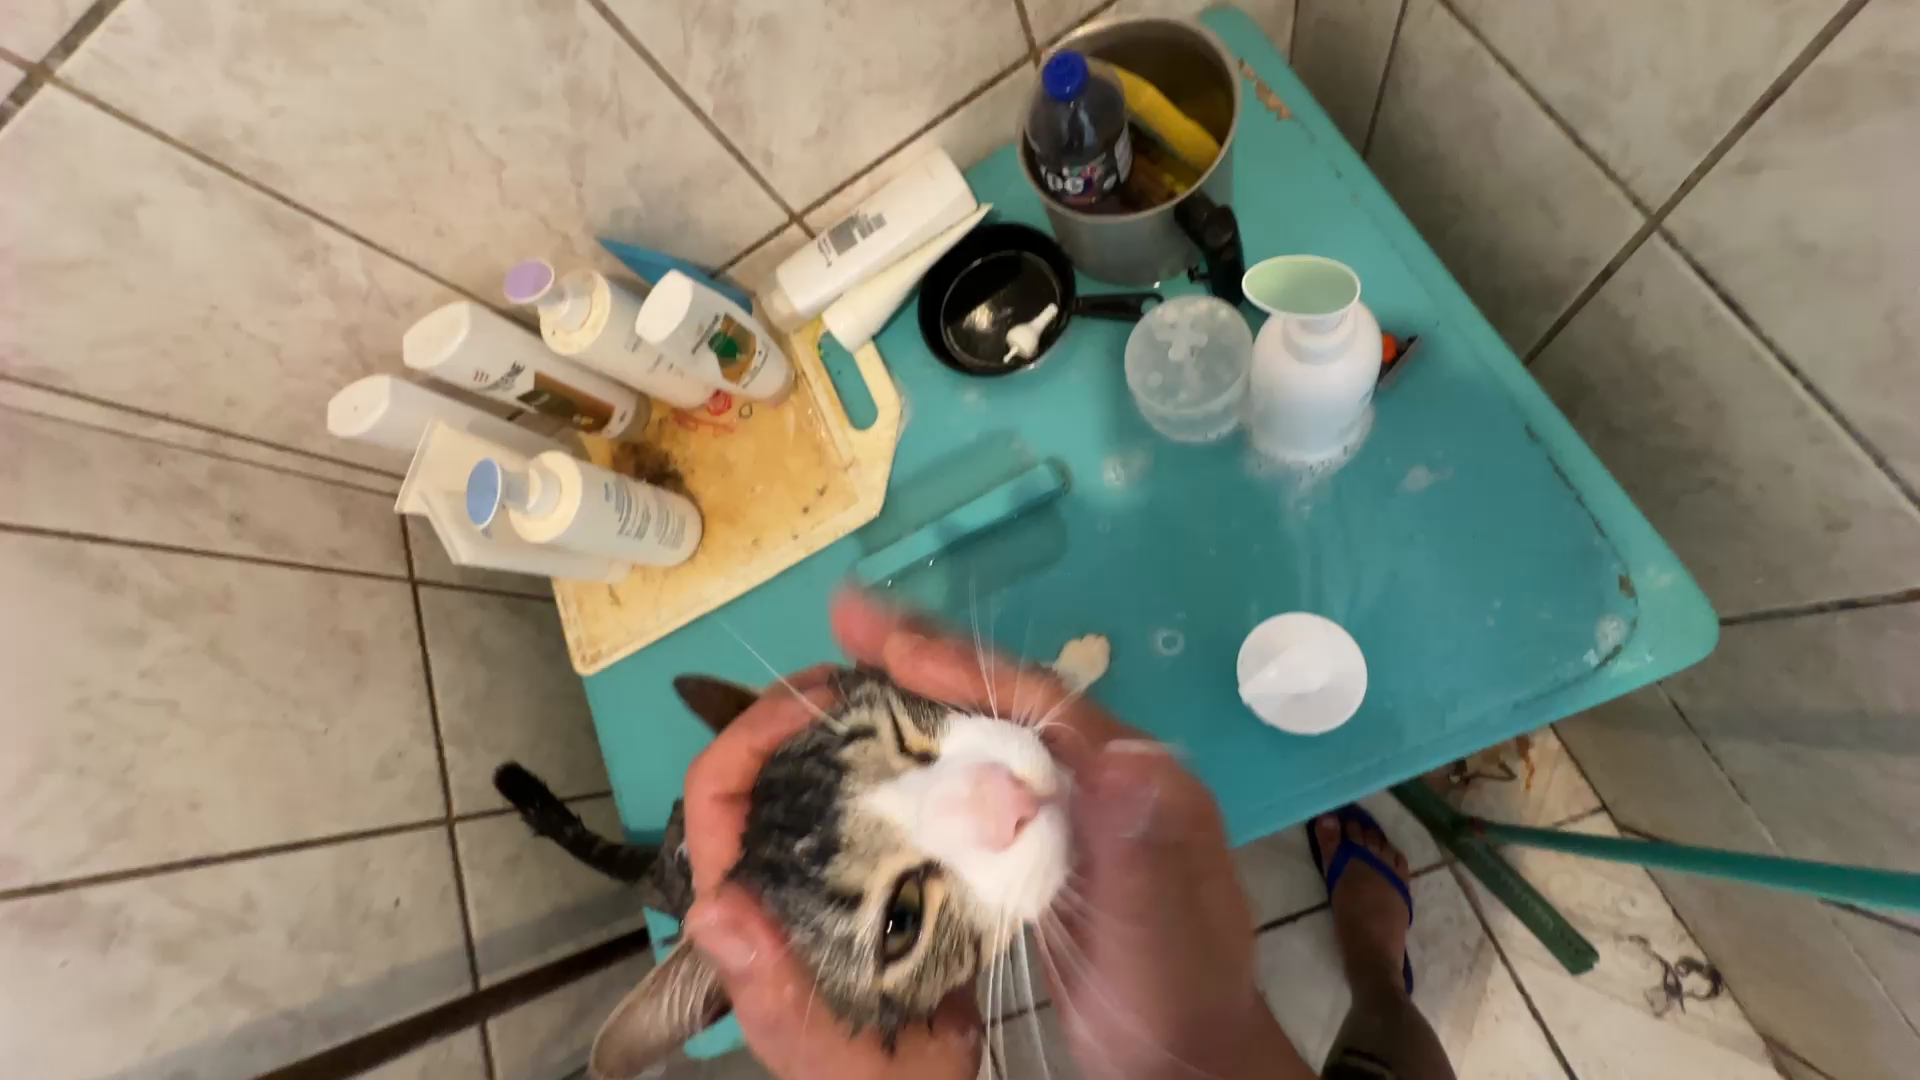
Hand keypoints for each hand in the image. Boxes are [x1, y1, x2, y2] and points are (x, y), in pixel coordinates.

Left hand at [680, 667, 981, 1079]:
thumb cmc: (872, 1075)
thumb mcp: (817, 1052)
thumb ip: (768, 993)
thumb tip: (713, 904)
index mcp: (749, 897)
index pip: (716, 795)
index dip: (749, 736)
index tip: (813, 701)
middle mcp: (778, 862)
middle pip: (764, 763)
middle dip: (804, 708)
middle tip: (866, 680)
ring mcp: (825, 852)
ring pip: (817, 765)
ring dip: (850, 721)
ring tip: (901, 694)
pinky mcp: (871, 851)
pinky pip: (872, 784)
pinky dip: (893, 750)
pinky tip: (933, 738)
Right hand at [831, 589, 1312, 1079]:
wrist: (1176, 1047)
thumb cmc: (1175, 989)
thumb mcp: (1167, 931)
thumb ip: (1147, 849)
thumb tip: (1126, 756)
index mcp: (1126, 768)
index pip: (1036, 698)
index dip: (962, 664)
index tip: (888, 642)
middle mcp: (1086, 765)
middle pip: (997, 695)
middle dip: (923, 654)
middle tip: (847, 620)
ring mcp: (1054, 795)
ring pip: (975, 727)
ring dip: (910, 691)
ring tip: (845, 662)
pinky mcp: (1026, 828)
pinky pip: (964, 774)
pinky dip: (914, 750)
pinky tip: (869, 745)